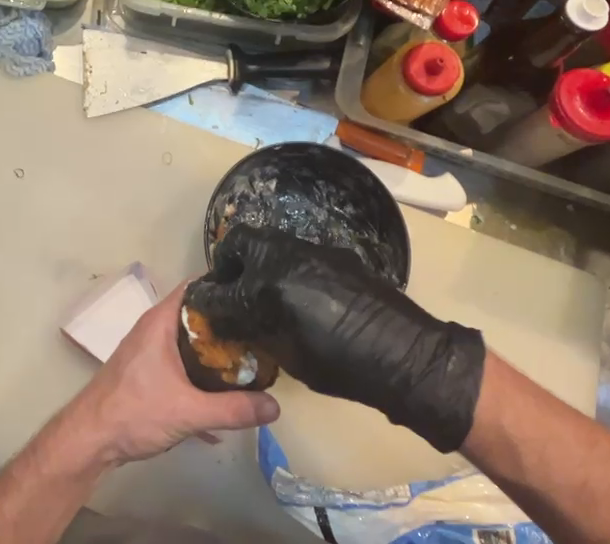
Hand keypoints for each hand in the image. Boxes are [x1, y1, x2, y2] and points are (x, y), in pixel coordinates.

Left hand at [63, 285, 280, 468]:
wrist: (90, 440)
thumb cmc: (133, 412)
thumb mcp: (189, 411)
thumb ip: (233, 409)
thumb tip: (275, 406)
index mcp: (160, 321)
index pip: (196, 287)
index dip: (224, 287)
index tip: (253, 295)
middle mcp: (154, 329)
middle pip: (196, 315)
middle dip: (226, 324)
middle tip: (261, 331)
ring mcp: (149, 350)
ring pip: (189, 342)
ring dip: (214, 351)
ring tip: (250, 359)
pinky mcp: (147, 373)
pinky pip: (181, 363)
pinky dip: (200, 374)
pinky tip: (223, 396)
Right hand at [184, 225, 486, 452]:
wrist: (403, 356)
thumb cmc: (338, 367)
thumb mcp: (285, 355)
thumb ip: (254, 329)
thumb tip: (234, 320)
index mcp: (265, 284)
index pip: (221, 287)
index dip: (209, 295)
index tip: (206, 304)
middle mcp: (283, 256)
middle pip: (241, 242)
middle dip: (230, 262)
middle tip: (233, 287)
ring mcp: (311, 249)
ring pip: (271, 244)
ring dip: (260, 263)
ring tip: (266, 292)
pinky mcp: (335, 252)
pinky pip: (299, 254)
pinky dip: (289, 268)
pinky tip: (302, 295)